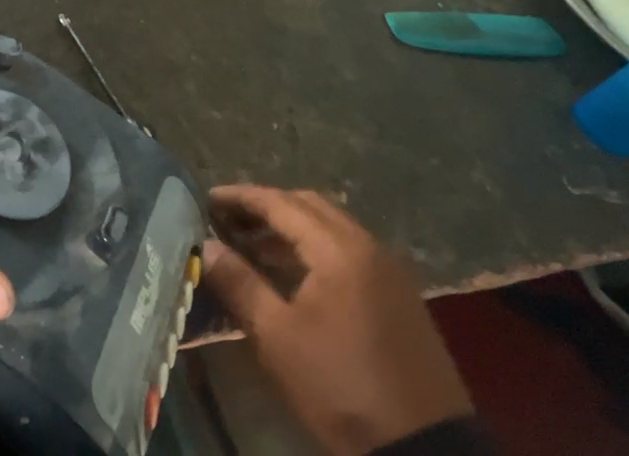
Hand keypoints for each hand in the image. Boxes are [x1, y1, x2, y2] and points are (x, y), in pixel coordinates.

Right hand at [202, 186, 471, 455]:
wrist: (422, 448)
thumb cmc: (339, 384)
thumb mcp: (276, 335)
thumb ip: (239, 282)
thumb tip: (206, 245)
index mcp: (340, 251)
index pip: (281, 204)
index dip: (241, 197)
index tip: (206, 198)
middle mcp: (369, 250)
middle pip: (310, 207)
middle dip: (266, 207)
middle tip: (227, 219)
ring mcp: (390, 275)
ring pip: (332, 230)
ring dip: (290, 229)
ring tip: (249, 247)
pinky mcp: (398, 300)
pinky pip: (348, 254)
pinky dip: (314, 250)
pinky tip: (290, 275)